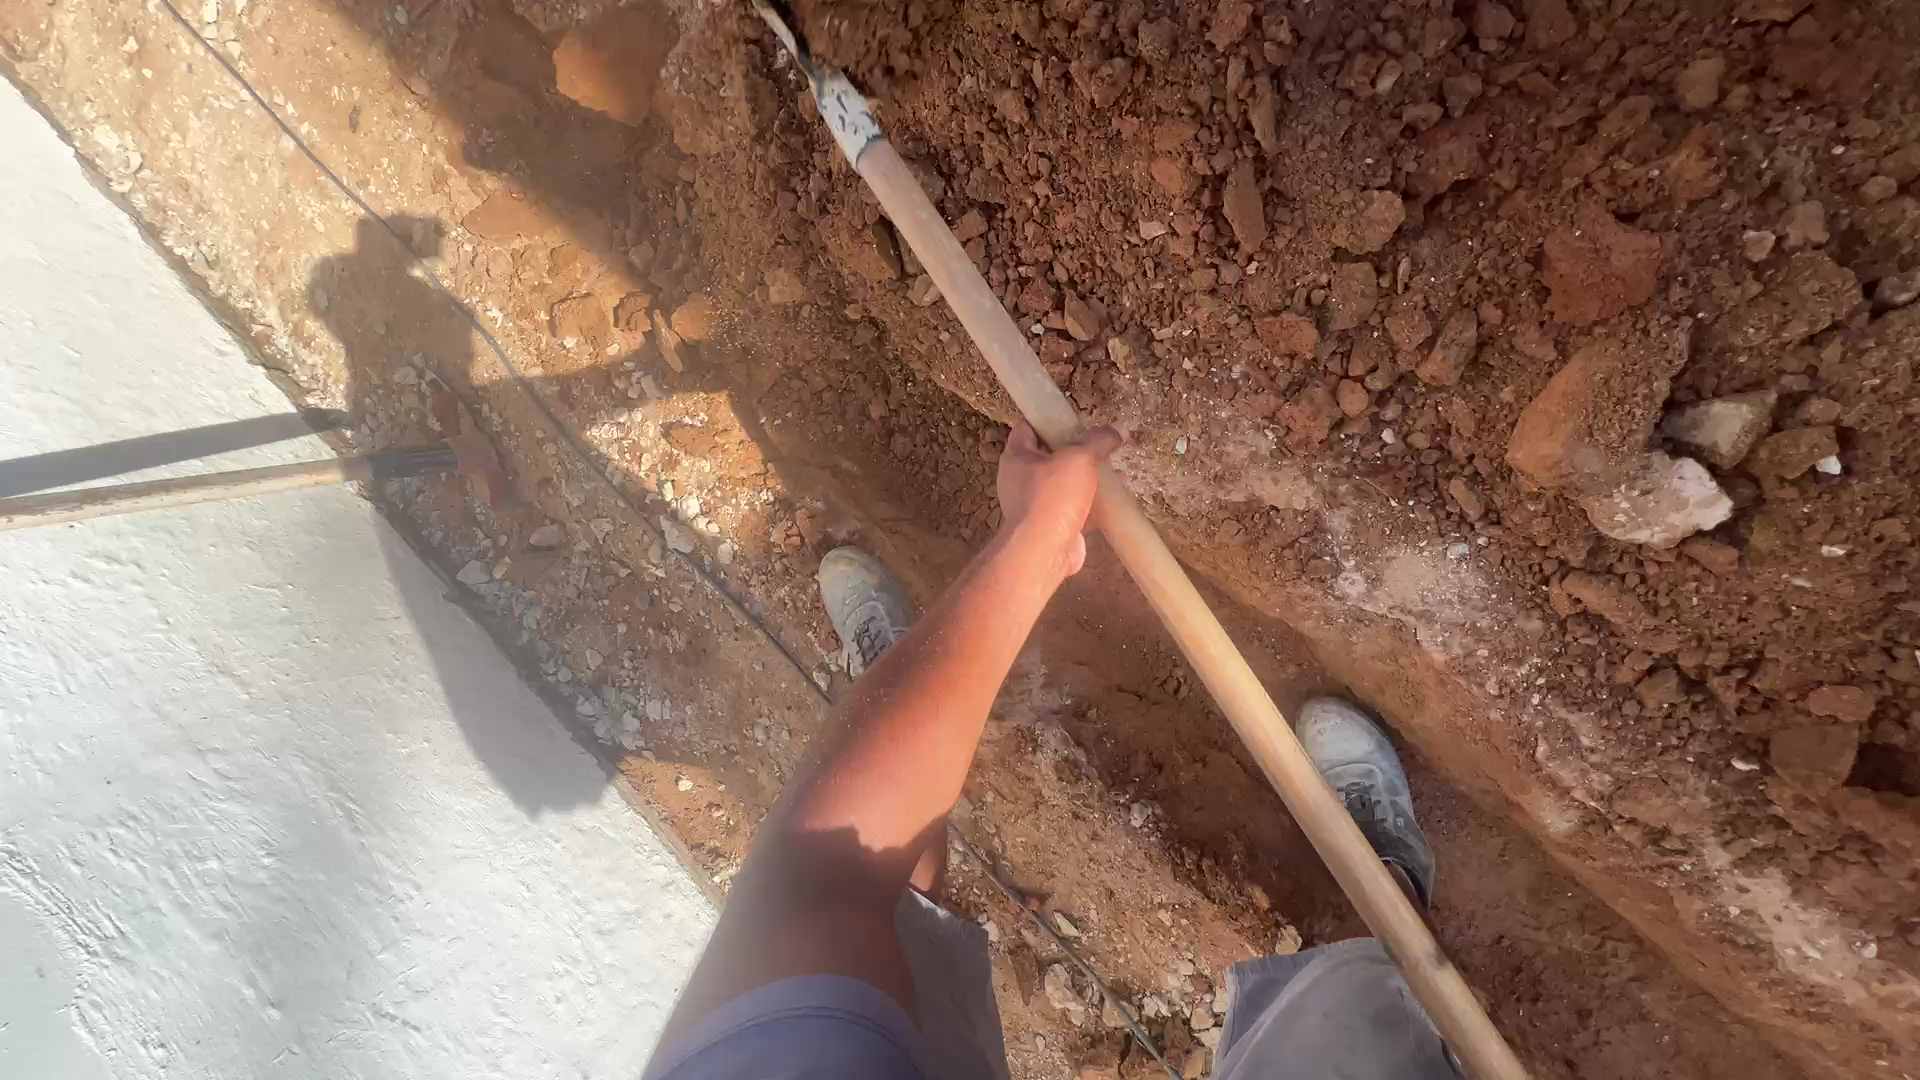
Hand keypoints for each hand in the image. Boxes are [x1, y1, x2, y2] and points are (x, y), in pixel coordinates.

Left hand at [995, 420, 1122, 576]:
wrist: (1044, 551)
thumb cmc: (1052, 497)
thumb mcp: (1078, 458)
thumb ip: (1097, 441)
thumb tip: (1118, 430)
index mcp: (1017, 457)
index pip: (1027, 428)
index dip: (1049, 420)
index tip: (1074, 420)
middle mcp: (1020, 480)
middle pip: (1048, 457)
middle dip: (1074, 453)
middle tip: (1099, 448)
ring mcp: (1034, 506)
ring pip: (1062, 485)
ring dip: (1085, 480)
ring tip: (1111, 472)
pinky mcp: (1051, 527)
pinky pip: (1072, 510)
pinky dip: (1090, 506)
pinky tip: (1112, 501)